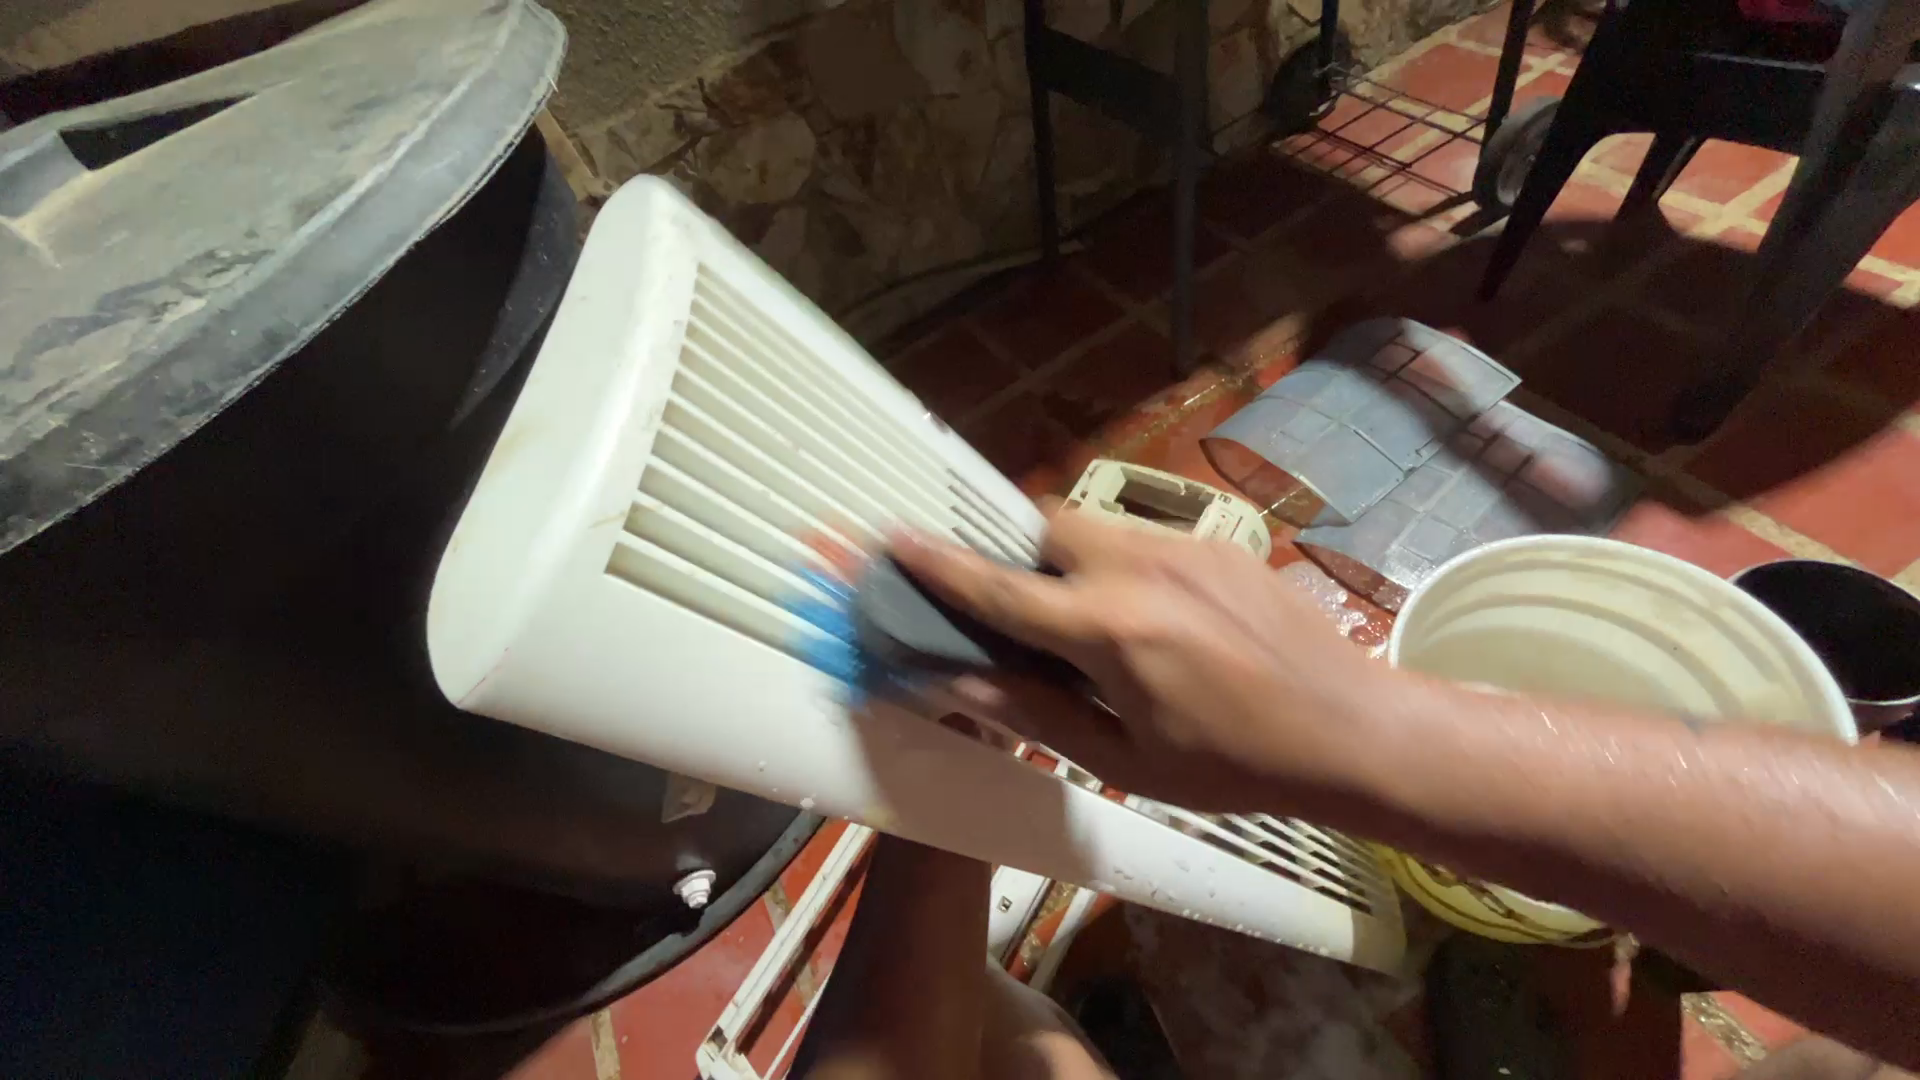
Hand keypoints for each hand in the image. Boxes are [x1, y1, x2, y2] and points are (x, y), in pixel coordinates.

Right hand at [889, 503, 1389, 812]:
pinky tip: (1154, 617)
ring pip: (1092, 525)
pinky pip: (1140, 537)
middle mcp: (1139, 569)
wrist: (1353, 730)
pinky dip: (1119, 565)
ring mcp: (1183, 546)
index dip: (939, 564)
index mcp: (1109, 632)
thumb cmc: (1232, 767)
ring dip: (1070, 558)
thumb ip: (1035, 713)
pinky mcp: (1217, 543)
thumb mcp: (1124, 761)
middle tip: (1030, 606)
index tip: (895, 535)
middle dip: (1020, 554)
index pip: (1000, 590)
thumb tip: (960, 681)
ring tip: (1095, 617)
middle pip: (1044, 525)